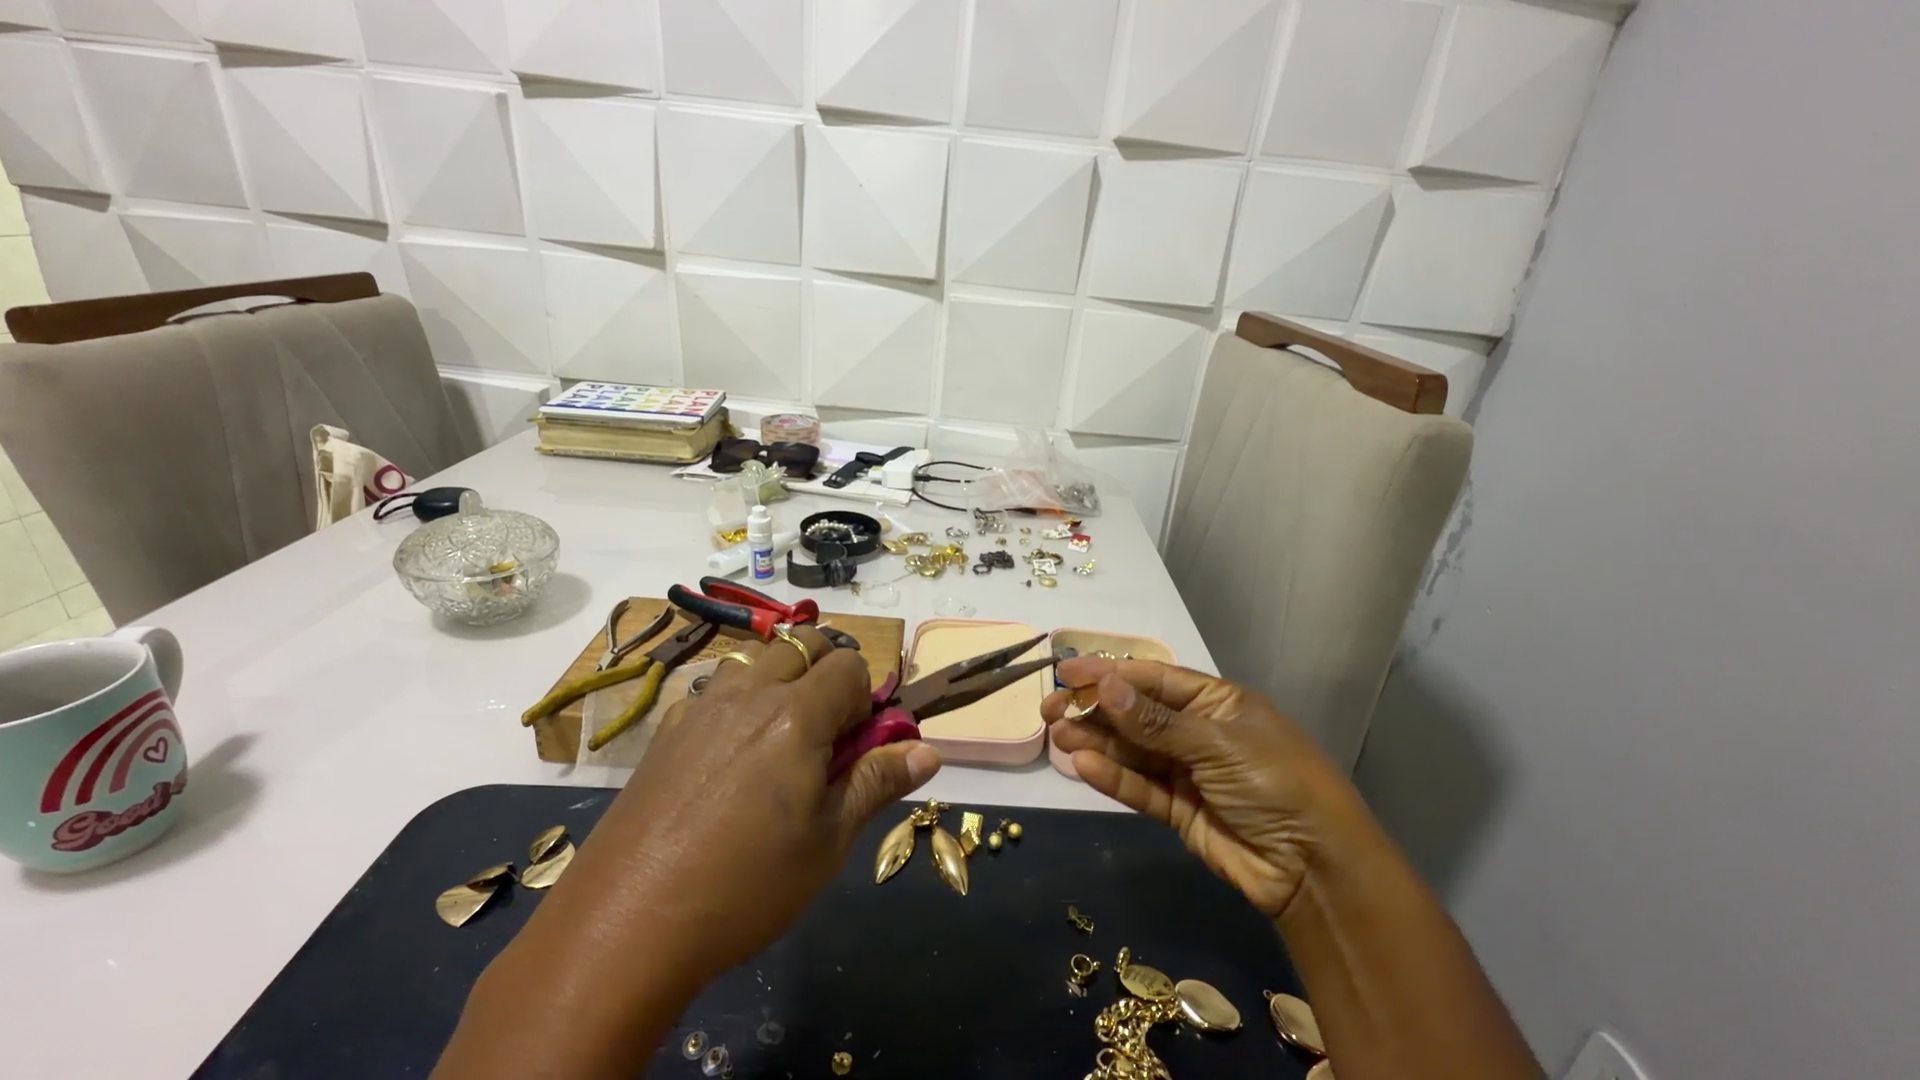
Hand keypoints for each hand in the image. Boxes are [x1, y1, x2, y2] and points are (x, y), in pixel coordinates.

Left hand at [548, 626, 943, 981]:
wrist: (627, 922)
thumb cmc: (747, 885)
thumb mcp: (828, 842)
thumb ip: (878, 784)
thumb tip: (929, 751)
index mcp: (796, 715)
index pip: (848, 665)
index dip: (866, 699)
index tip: (857, 748)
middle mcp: (747, 695)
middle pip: (800, 644)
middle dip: (826, 675)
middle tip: (825, 739)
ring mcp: (698, 709)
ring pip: (753, 660)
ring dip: (779, 682)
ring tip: (777, 746)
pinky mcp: (664, 733)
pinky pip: (712, 693)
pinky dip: (736, 706)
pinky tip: (726, 766)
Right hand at [1042, 657, 1362, 917]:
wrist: (1314, 866)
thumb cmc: (1275, 783)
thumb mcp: (1217, 743)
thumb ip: (1155, 721)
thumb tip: (1104, 685)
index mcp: (1217, 702)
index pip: (1154, 679)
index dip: (1110, 673)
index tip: (1067, 672)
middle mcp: (1199, 732)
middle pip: (1136, 714)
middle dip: (1095, 709)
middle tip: (1050, 710)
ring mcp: (1188, 772)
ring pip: (1132, 751)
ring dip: (1097, 742)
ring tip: (1060, 737)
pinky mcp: (1179, 811)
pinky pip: (1140, 787)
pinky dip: (1113, 777)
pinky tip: (1085, 766)